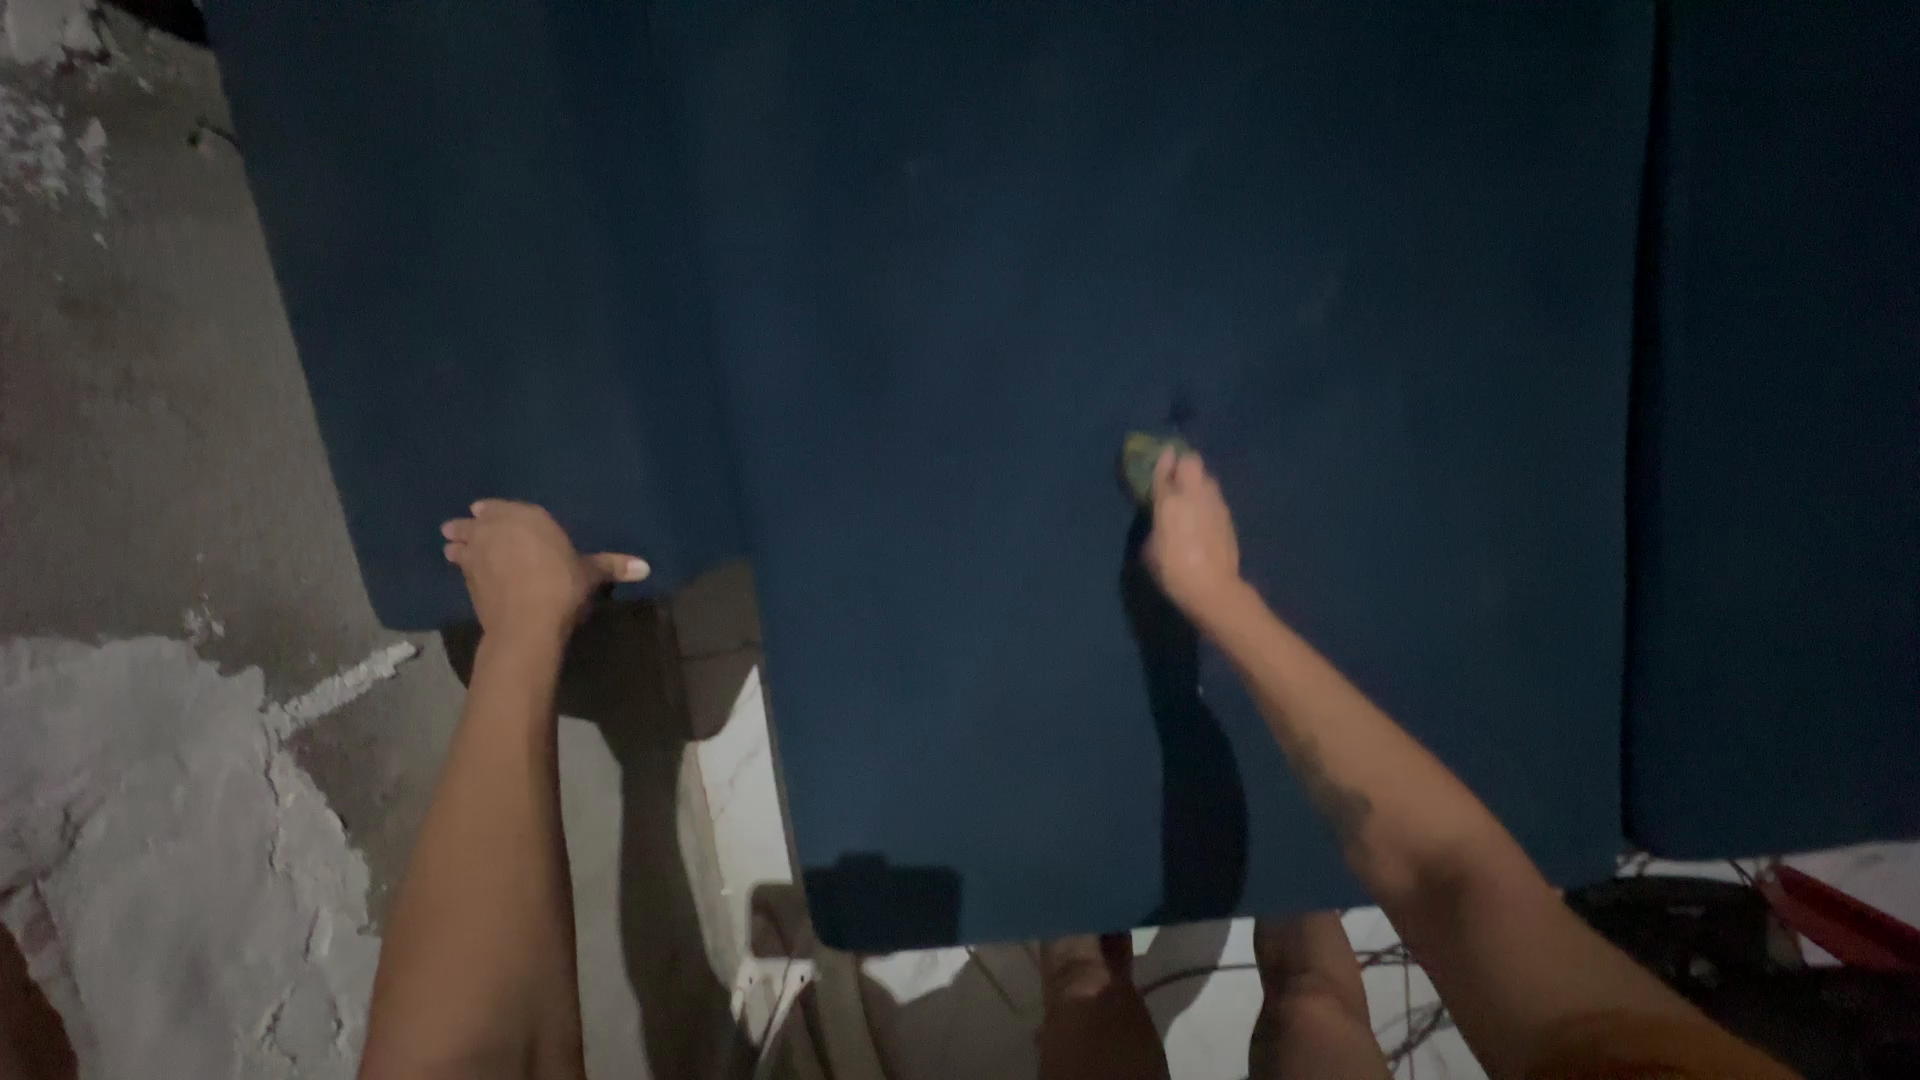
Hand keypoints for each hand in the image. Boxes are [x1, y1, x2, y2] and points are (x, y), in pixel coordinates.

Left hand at [440, 500, 649, 639]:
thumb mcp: (591, 575)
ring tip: (458, 546)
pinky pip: (459, 562)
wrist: (526, 623)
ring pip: (460, 538)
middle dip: (476, 522)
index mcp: (527, 517)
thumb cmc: (562, 587)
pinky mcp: (465, 577)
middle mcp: (496, 527)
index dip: (504, 512)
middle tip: (475, 525)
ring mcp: (476, 551)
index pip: (509, 507)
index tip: (503, 517)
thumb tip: (646, 567)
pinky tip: (466, 570)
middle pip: (479, 519)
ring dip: (459, 540)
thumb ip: (613, 566)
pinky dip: (461, 562)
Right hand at [1144, 448, 1242, 616]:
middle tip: (1176, 473)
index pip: (1164, 471)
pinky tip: (1203, 512)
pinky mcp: (1228, 516)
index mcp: (1168, 502)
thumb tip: (1160, 519)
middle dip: (1184, 462)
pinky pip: (1216, 496)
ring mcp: (1214, 504)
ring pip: (1208, 477)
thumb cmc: (1172, 571)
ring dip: (1198, 480)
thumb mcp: (1149, 550)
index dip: (1162, 460)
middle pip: (1192, 461)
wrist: (1212, 588)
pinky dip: (1208, 498)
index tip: (1163, 452)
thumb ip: (1154, 526)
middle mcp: (1193, 495)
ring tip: (1191, 493)